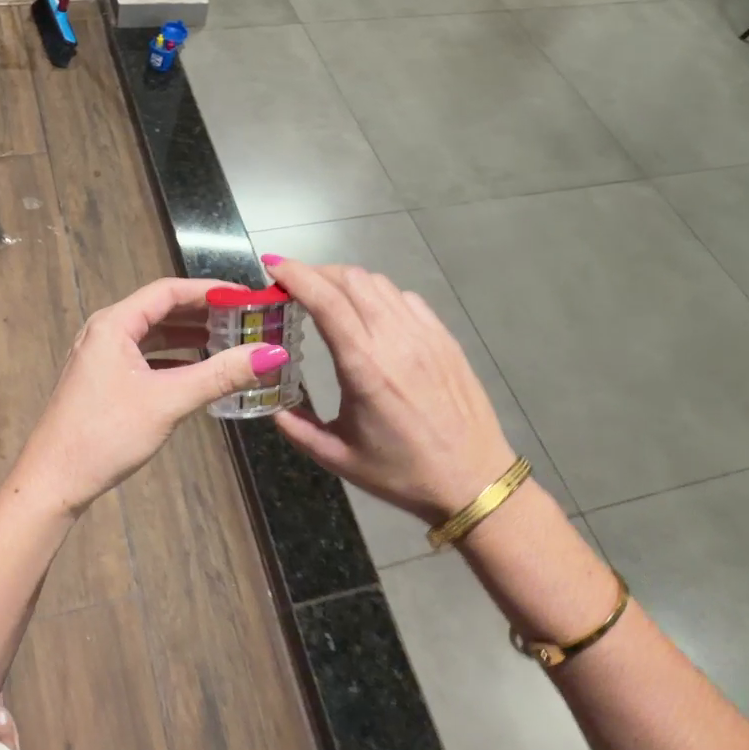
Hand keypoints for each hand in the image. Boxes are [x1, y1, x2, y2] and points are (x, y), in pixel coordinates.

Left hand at [7, 278, 289, 513]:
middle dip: (203, 312)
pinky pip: (146, 356)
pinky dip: (174, 358)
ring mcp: (102, 356)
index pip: (169, 291)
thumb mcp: (168, 401)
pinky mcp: (103, 379)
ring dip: (190, 335)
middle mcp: (106, 331)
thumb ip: (220, 375)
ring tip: (230, 340)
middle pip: (162, 309)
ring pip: (154, 334)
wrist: (53, 481)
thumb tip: (271, 354)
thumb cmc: (105, 435)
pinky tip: (199, 370)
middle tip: (245, 318)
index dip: (210, 289)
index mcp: (114, 323)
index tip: (246, 296)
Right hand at [265, 256, 514, 524]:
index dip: (295, 274)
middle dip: (316, 273)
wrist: (476, 483)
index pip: (325, 300)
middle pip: (350, 279)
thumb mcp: (339, 458)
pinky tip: (371, 315)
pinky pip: (405, 298)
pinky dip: (378, 295)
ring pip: (378, 283)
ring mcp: (424, 334)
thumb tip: (273, 408)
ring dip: (346, 281)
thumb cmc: (404, 473)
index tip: (272, 266)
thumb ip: (299, 429)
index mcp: (364, 366)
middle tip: (293, 287)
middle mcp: (394, 340)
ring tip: (329, 298)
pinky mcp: (444, 338)